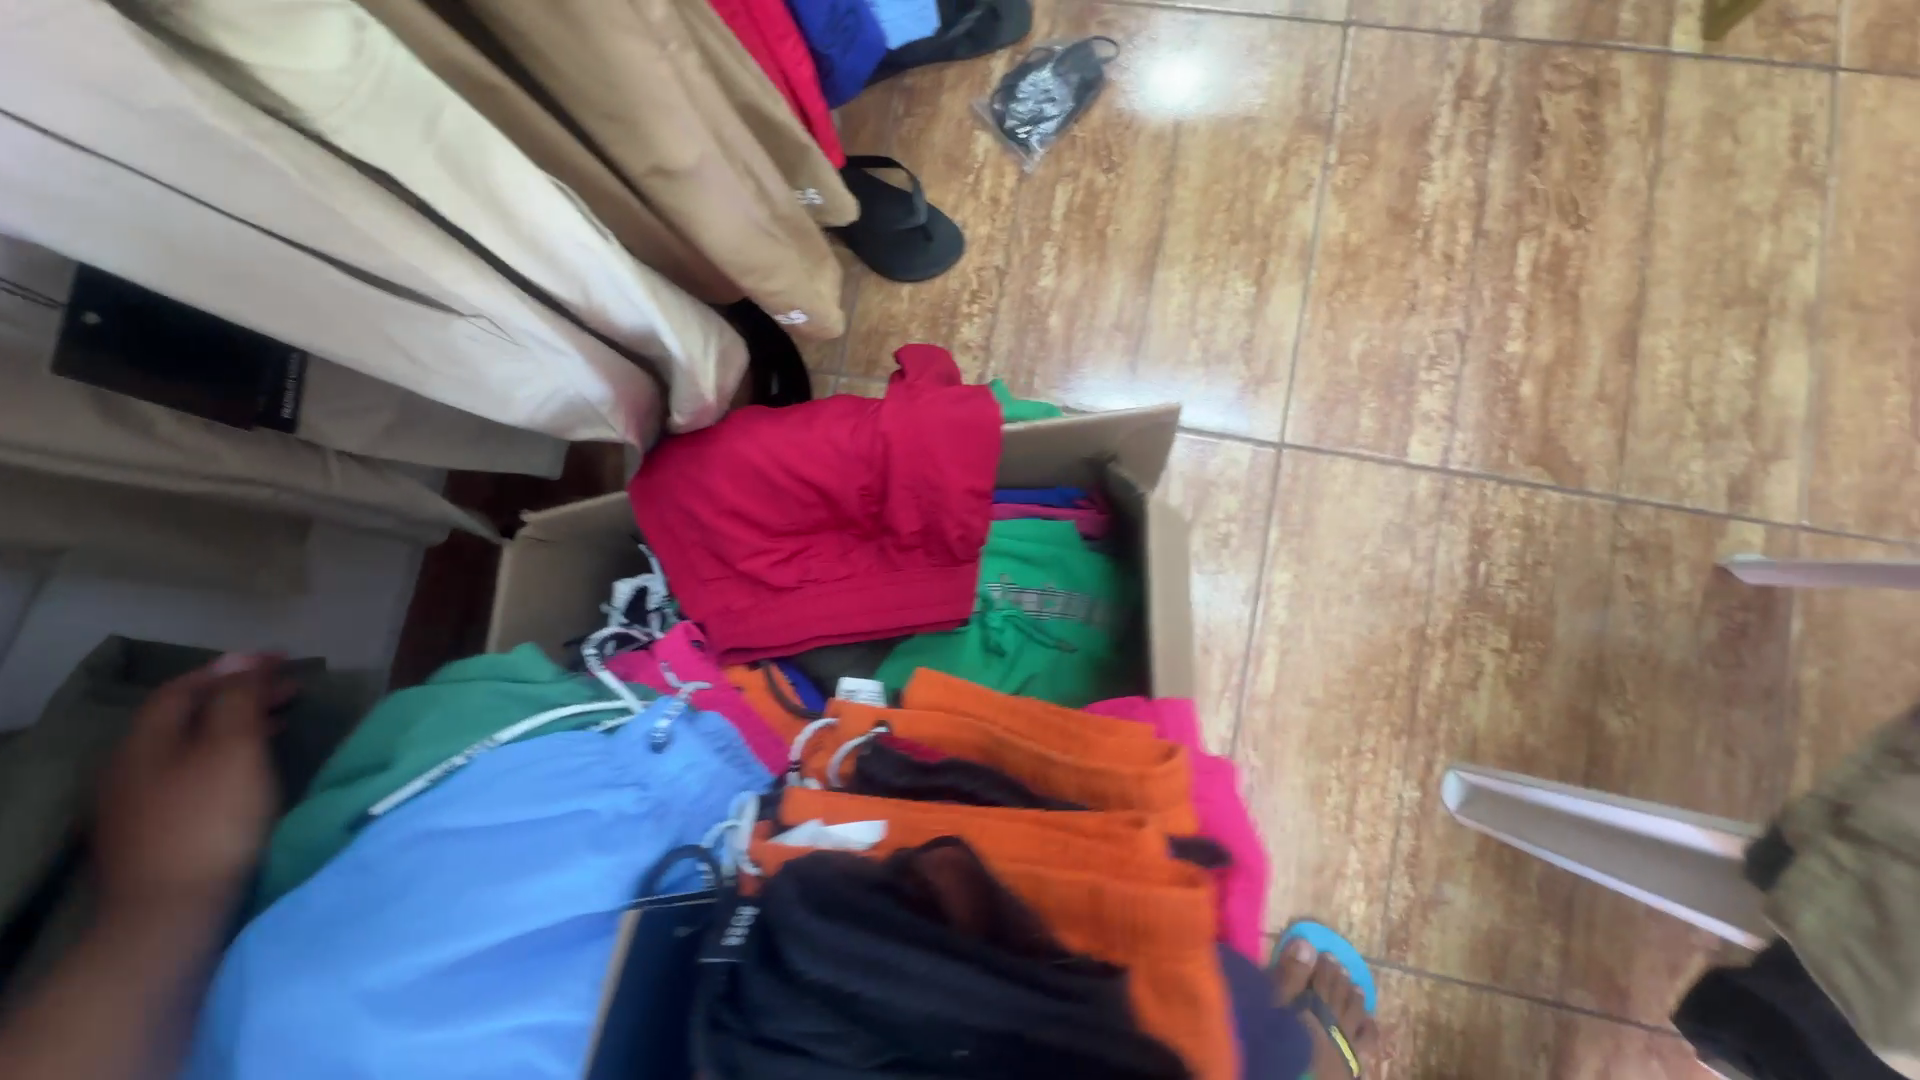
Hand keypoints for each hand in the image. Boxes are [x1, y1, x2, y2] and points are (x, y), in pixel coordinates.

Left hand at [93, 654, 286, 914]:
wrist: (172, 911)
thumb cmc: (212, 819)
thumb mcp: (234, 747)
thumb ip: (238, 699)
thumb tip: (245, 660)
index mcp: (145, 741)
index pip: (186, 687)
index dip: (235, 669)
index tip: (286, 661)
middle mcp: (130, 765)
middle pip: (186, 716)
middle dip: (239, 697)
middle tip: (291, 691)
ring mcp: (135, 803)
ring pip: (189, 747)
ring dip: (235, 727)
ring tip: (281, 726)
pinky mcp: (152, 832)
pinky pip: (190, 775)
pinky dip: (225, 758)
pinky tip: (250, 771)